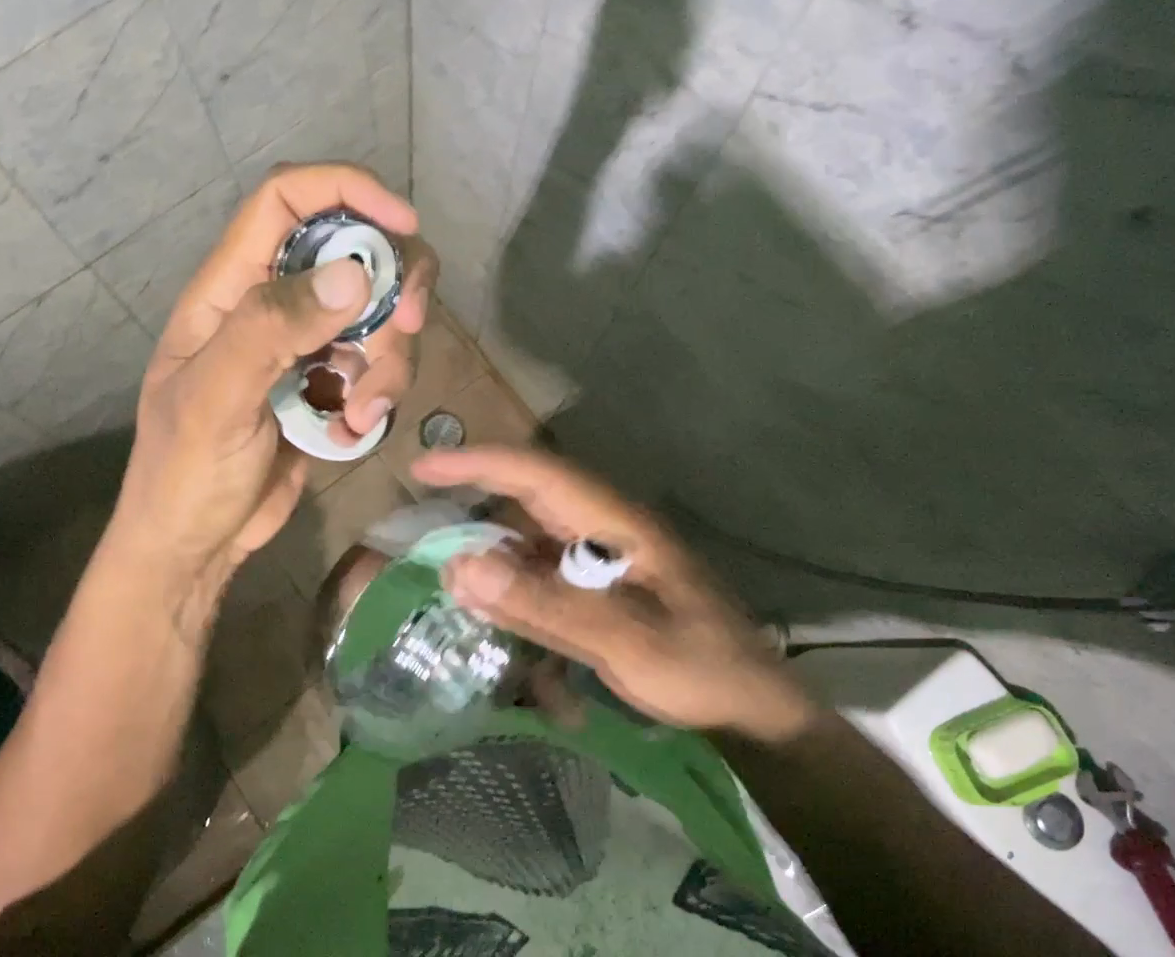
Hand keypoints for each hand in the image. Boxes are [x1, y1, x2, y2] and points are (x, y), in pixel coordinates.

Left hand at [109, 164, 434, 595]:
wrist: (196, 545)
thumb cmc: (186, 472)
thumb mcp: (216, 399)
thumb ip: (272, 329)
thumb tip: (354, 275)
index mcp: (229, 288)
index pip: (285, 200)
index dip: (346, 190)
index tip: (402, 224)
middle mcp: (272, 305)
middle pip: (355, 252)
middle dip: (393, 286)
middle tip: (407, 326)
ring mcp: (305, 347)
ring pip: (378, 316)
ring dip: (388, 361)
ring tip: (358, 415)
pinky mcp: (329, 388)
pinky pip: (379, 367)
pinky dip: (380, 396)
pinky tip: (350, 435)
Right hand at [410, 446, 818, 742]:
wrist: (754, 710)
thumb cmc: (700, 669)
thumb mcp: (625, 641)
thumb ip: (545, 605)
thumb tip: (460, 568)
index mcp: (615, 523)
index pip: (536, 473)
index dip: (476, 464)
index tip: (422, 468)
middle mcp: (605, 531)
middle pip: (528, 500)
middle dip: (474, 504)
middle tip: (421, 526)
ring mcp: (605, 560)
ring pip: (531, 540)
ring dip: (492, 555)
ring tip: (452, 582)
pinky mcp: (603, 589)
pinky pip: (544, 576)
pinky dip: (514, 589)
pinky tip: (496, 615)